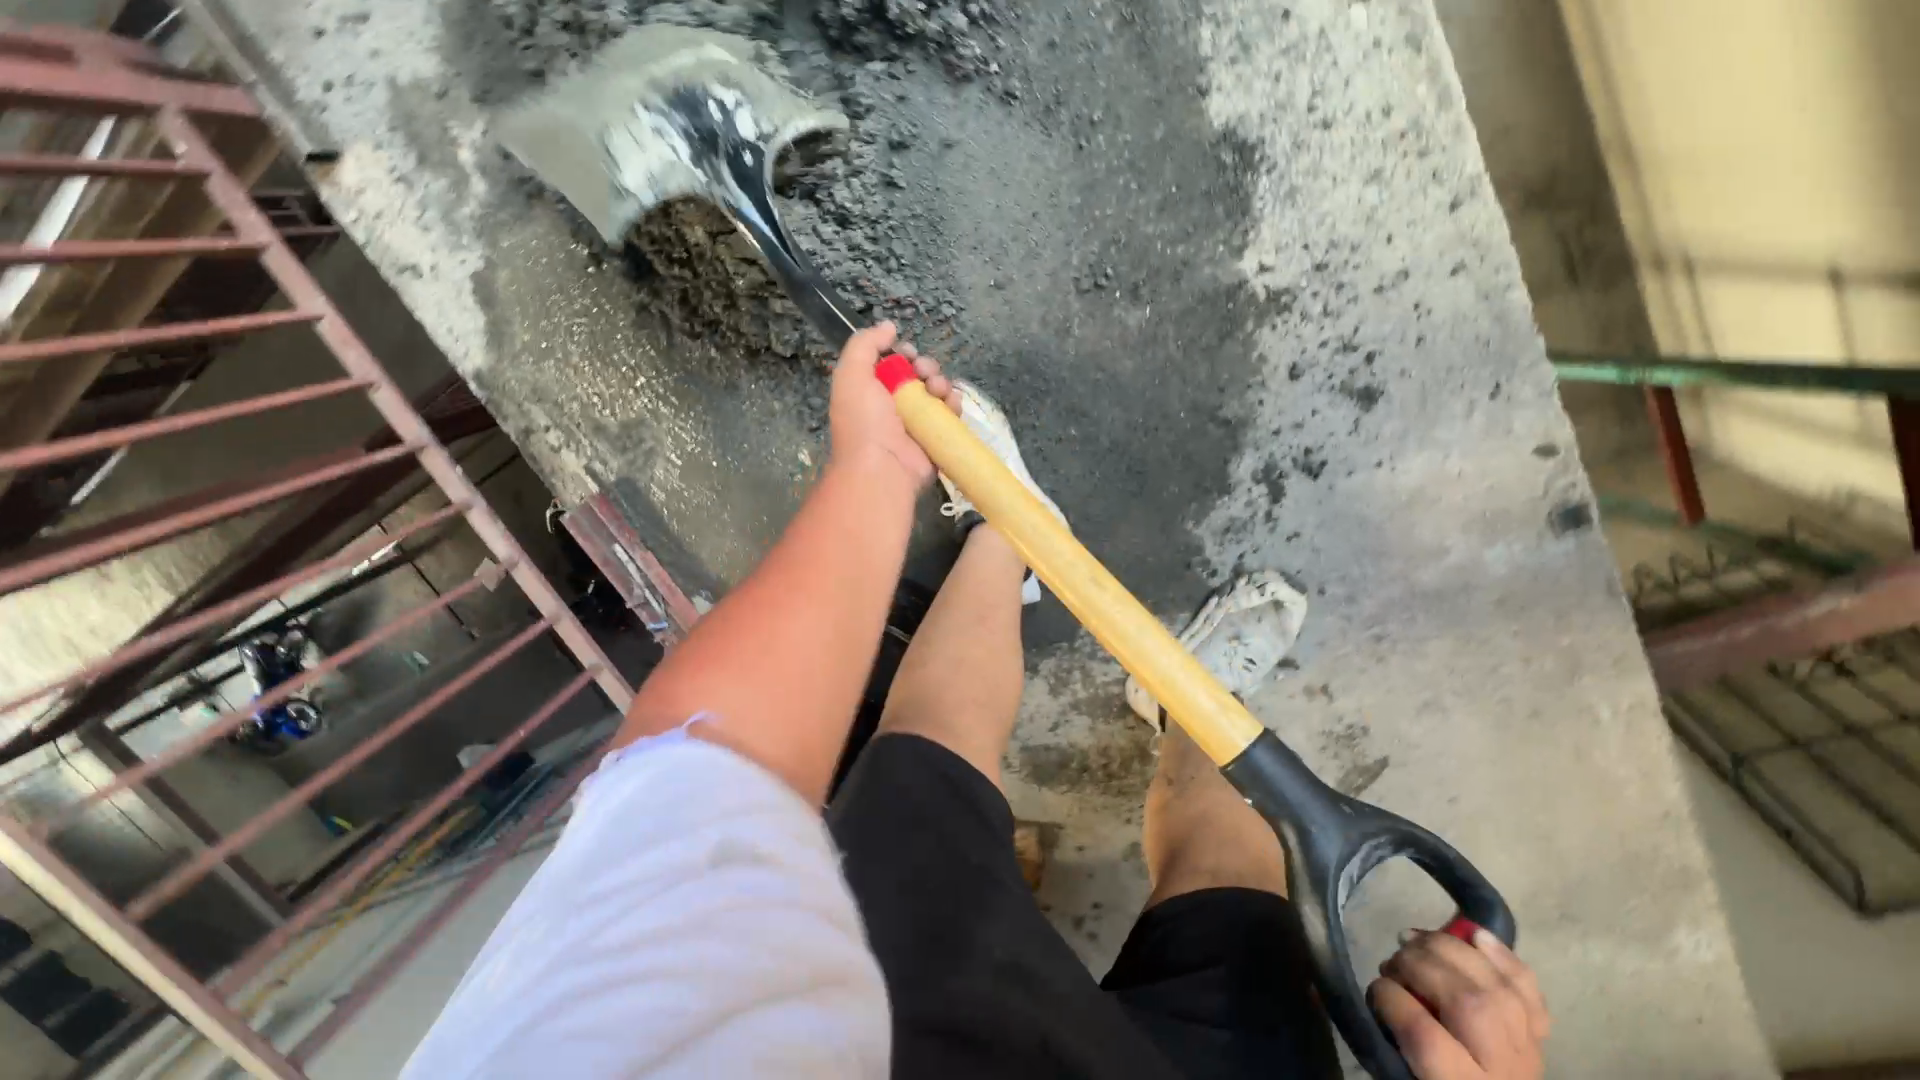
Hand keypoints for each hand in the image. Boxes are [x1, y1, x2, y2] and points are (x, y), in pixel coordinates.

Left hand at [829, 321, 960, 486]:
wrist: (882, 468)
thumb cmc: (863, 421)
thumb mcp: (851, 374)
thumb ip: (865, 344)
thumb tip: (889, 325)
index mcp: (870, 390)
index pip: (893, 362)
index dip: (903, 352)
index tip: (907, 353)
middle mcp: (893, 406)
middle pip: (919, 373)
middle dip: (925, 366)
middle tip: (924, 373)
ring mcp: (917, 422)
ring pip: (937, 391)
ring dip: (941, 382)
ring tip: (936, 390)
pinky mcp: (936, 437)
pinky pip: (950, 414)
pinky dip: (953, 404)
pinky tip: (949, 403)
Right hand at [1370, 927, 1549, 1079]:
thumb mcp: (1405, 1074)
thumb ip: (1389, 1036)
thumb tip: (1361, 989)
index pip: (1423, 1034)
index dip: (1390, 997)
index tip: (1375, 986)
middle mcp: (1501, 1068)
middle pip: (1465, 1002)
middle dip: (1416, 965)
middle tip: (1393, 961)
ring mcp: (1527, 1047)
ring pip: (1494, 986)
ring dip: (1450, 949)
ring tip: (1417, 940)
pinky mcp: (1539, 1032)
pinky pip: (1527, 986)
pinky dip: (1502, 955)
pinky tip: (1474, 935)